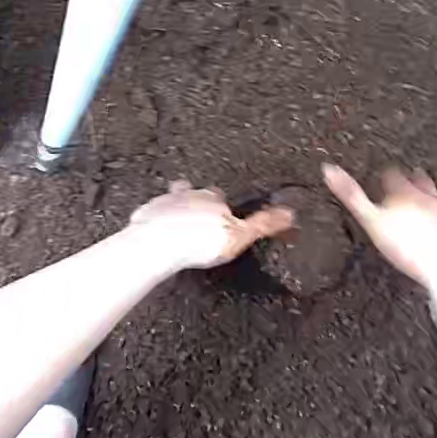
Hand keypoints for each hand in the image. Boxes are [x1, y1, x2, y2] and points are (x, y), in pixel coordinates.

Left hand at [128, 180, 294, 270]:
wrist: (160, 244)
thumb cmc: (199, 242)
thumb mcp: (239, 236)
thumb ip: (263, 224)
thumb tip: (289, 214)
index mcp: (212, 199)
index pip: (220, 197)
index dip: (221, 205)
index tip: (223, 212)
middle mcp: (189, 194)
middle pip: (195, 193)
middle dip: (197, 201)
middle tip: (199, 217)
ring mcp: (165, 202)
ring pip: (172, 198)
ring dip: (175, 205)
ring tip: (176, 218)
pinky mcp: (147, 213)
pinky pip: (152, 212)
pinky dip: (154, 218)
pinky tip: (155, 228)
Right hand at [323, 164, 436, 290]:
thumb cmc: (411, 246)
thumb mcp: (371, 220)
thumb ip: (350, 195)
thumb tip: (329, 171)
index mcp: (405, 192)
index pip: (392, 175)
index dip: (384, 174)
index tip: (381, 173)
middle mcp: (428, 200)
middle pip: (417, 183)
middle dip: (409, 181)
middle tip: (404, 178)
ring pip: (434, 200)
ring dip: (426, 199)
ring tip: (420, 202)